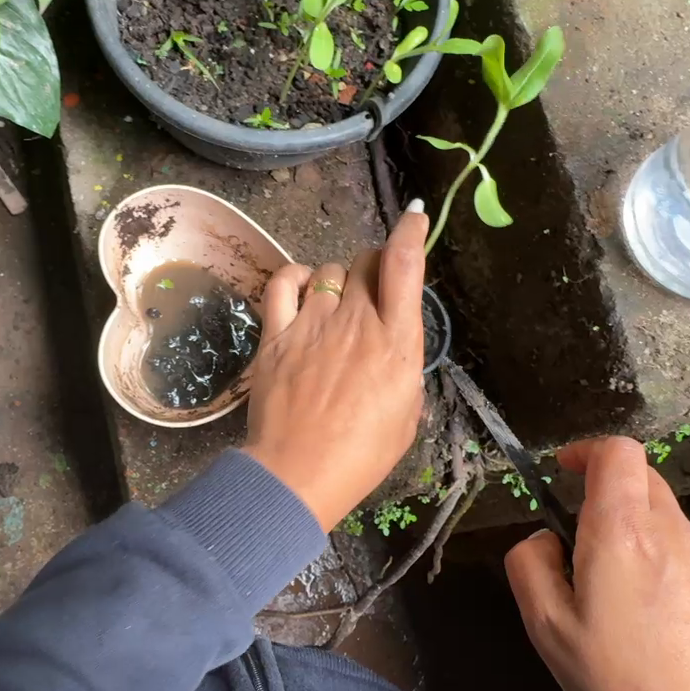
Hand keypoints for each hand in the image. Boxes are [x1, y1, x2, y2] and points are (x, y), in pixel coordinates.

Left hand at [241, 205, 427, 531]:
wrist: (299, 473)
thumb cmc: (362, 455)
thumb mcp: (406, 415)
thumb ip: (403, 370)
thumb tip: (395, 349)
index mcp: (397, 341)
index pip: (405, 265)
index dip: (410, 232)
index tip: (413, 217)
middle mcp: (357, 321)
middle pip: (366, 262)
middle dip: (374, 266)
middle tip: (371, 292)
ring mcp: (312, 324)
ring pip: (330, 271)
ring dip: (339, 280)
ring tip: (335, 306)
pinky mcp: (276, 335)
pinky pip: (283, 283)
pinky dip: (296, 277)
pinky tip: (302, 289)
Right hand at [504, 437, 689, 690]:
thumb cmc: (625, 686)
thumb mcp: (547, 629)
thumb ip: (529, 565)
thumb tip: (545, 541)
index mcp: (625, 532)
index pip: (618, 452)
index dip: (586, 451)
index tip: (563, 472)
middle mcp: (678, 535)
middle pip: (644, 483)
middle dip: (606, 497)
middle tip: (580, 550)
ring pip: (668, 528)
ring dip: (638, 542)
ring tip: (622, 611)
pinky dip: (668, 575)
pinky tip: (663, 637)